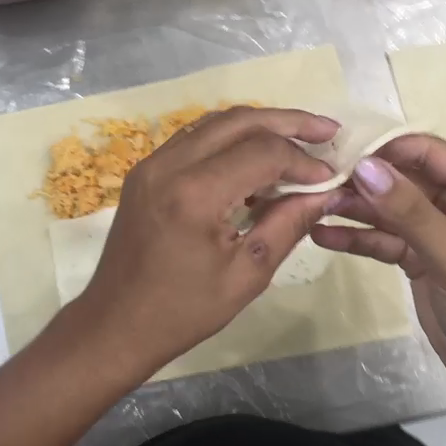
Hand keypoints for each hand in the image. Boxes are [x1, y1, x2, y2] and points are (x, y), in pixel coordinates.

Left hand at [68, 107, 338, 375]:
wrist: (115, 323)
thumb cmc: (183, 311)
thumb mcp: (247, 275)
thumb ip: (287, 225)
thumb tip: (327, 192)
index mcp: (194, 194)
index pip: (262, 152)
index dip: (302, 160)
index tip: (330, 177)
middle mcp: (169, 165)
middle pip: (239, 122)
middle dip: (288, 123)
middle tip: (328, 132)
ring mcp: (151, 164)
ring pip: (215, 123)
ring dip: (259, 126)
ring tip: (299, 140)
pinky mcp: (144, 172)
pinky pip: (194, 139)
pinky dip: (229, 140)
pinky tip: (255, 159)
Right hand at [309, 134, 445, 393]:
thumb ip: (409, 212)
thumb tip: (364, 166)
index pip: (432, 154)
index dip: (387, 150)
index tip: (340, 155)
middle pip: (406, 178)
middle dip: (364, 180)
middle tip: (316, 182)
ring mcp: (441, 232)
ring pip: (391, 208)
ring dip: (355, 208)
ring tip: (312, 207)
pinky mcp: (421, 259)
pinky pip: (385, 239)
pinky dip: (358, 237)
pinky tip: (322, 236)